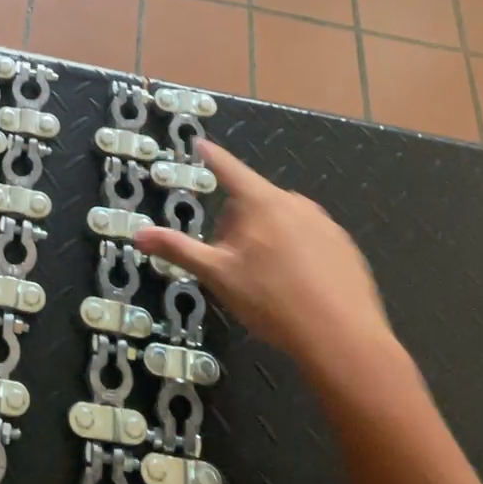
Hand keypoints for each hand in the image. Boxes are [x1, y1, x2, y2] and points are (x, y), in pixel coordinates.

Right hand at [133, 140, 393, 371]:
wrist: (342, 339)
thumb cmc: (272, 301)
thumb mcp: (217, 276)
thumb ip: (178, 250)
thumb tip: (137, 234)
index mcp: (260, 202)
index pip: (228, 169)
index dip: (211, 156)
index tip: (200, 144)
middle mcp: (294, 203)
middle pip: (253, 200)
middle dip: (237, 222)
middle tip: (231, 261)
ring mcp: (324, 223)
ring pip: (282, 219)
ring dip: (267, 235)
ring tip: (265, 278)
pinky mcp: (345, 247)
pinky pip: (310, 237)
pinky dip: (297, 250)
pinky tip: (296, 285)